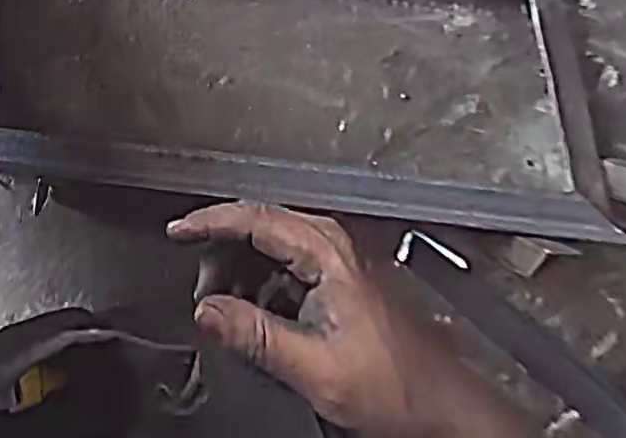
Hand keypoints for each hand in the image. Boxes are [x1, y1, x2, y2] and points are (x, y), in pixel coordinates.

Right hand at [167, 203, 532, 437]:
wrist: (448, 408)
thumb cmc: (400, 388)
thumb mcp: (317, 369)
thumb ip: (255, 336)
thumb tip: (205, 310)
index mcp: (325, 250)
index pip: (251, 217)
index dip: (208, 221)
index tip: (178, 230)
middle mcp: (327, 241)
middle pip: (254, 224)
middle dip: (219, 249)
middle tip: (198, 282)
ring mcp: (331, 254)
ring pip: (265, 242)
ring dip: (236, 267)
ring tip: (221, 302)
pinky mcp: (331, 272)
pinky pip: (279, 260)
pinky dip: (255, 278)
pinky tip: (250, 308)